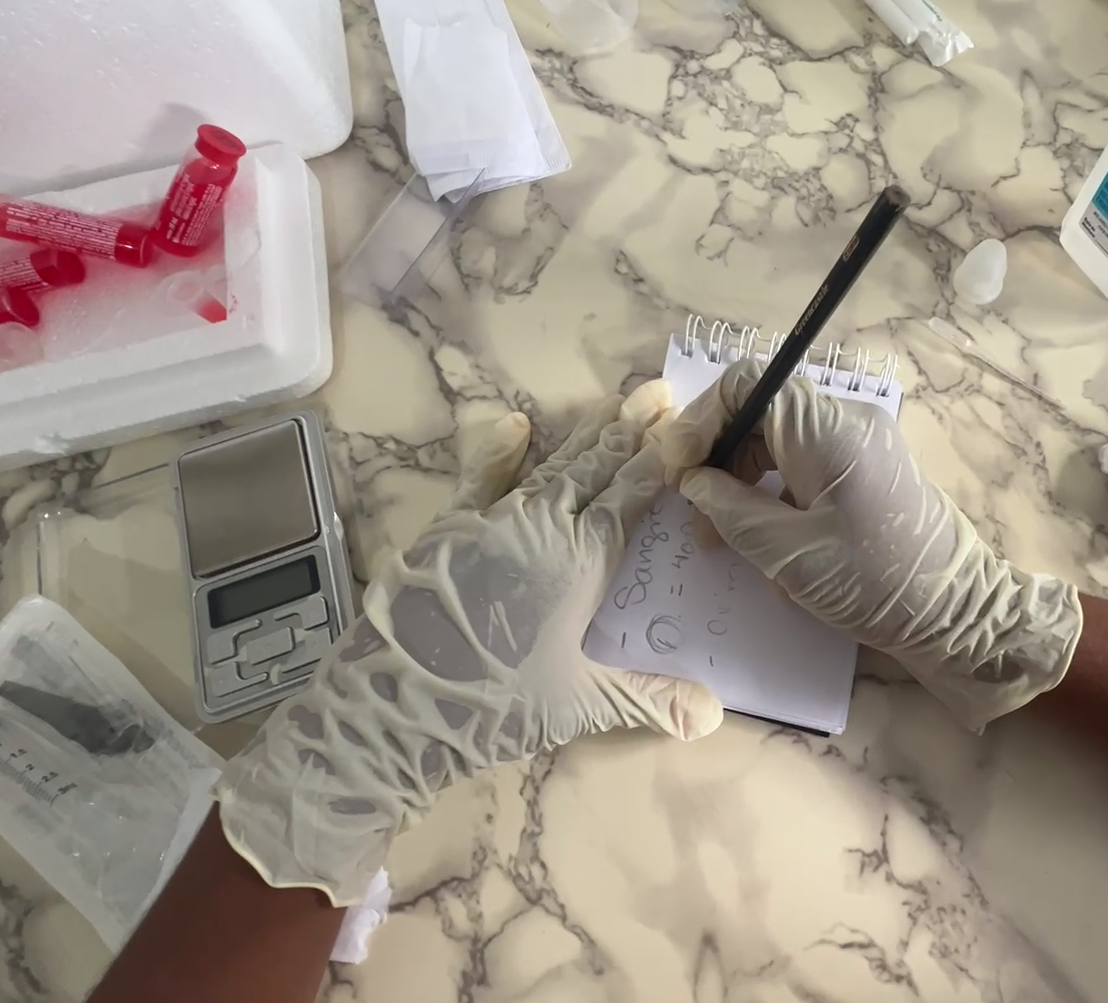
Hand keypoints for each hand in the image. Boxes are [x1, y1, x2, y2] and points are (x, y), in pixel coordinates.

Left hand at [215, 383, 723, 903]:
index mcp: (583, 555)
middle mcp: (544, 523)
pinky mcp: (451, 527)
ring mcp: (494, 519)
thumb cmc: (494, 704)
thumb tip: (717, 715)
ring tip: (617, 402)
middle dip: (633, 427)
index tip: (684, 424)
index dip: (662, 456)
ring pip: (554, 463)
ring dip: (588, 432)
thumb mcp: (581, 704)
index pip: (634, 491)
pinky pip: (481, 476)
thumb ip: (652, 700)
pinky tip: (516, 422)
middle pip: (599, 464)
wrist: (391, 708)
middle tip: (661, 393)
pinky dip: (500, 448)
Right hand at [660, 361, 1081, 731]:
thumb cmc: (873, 584)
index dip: (701, 418)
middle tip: (695, 513)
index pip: (749, 383)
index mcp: (830, 430)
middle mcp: (847, 421)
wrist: (957, 614)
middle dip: (719, 457)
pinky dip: (776, 493)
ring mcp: (860, 442)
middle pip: (761, 412)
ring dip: (743, 481)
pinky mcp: (864, 467)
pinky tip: (770, 544)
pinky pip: (804, 462)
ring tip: (724, 538)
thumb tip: (692, 481)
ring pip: (779, 439)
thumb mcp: (786, 553)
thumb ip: (728, 509)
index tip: (679, 468)